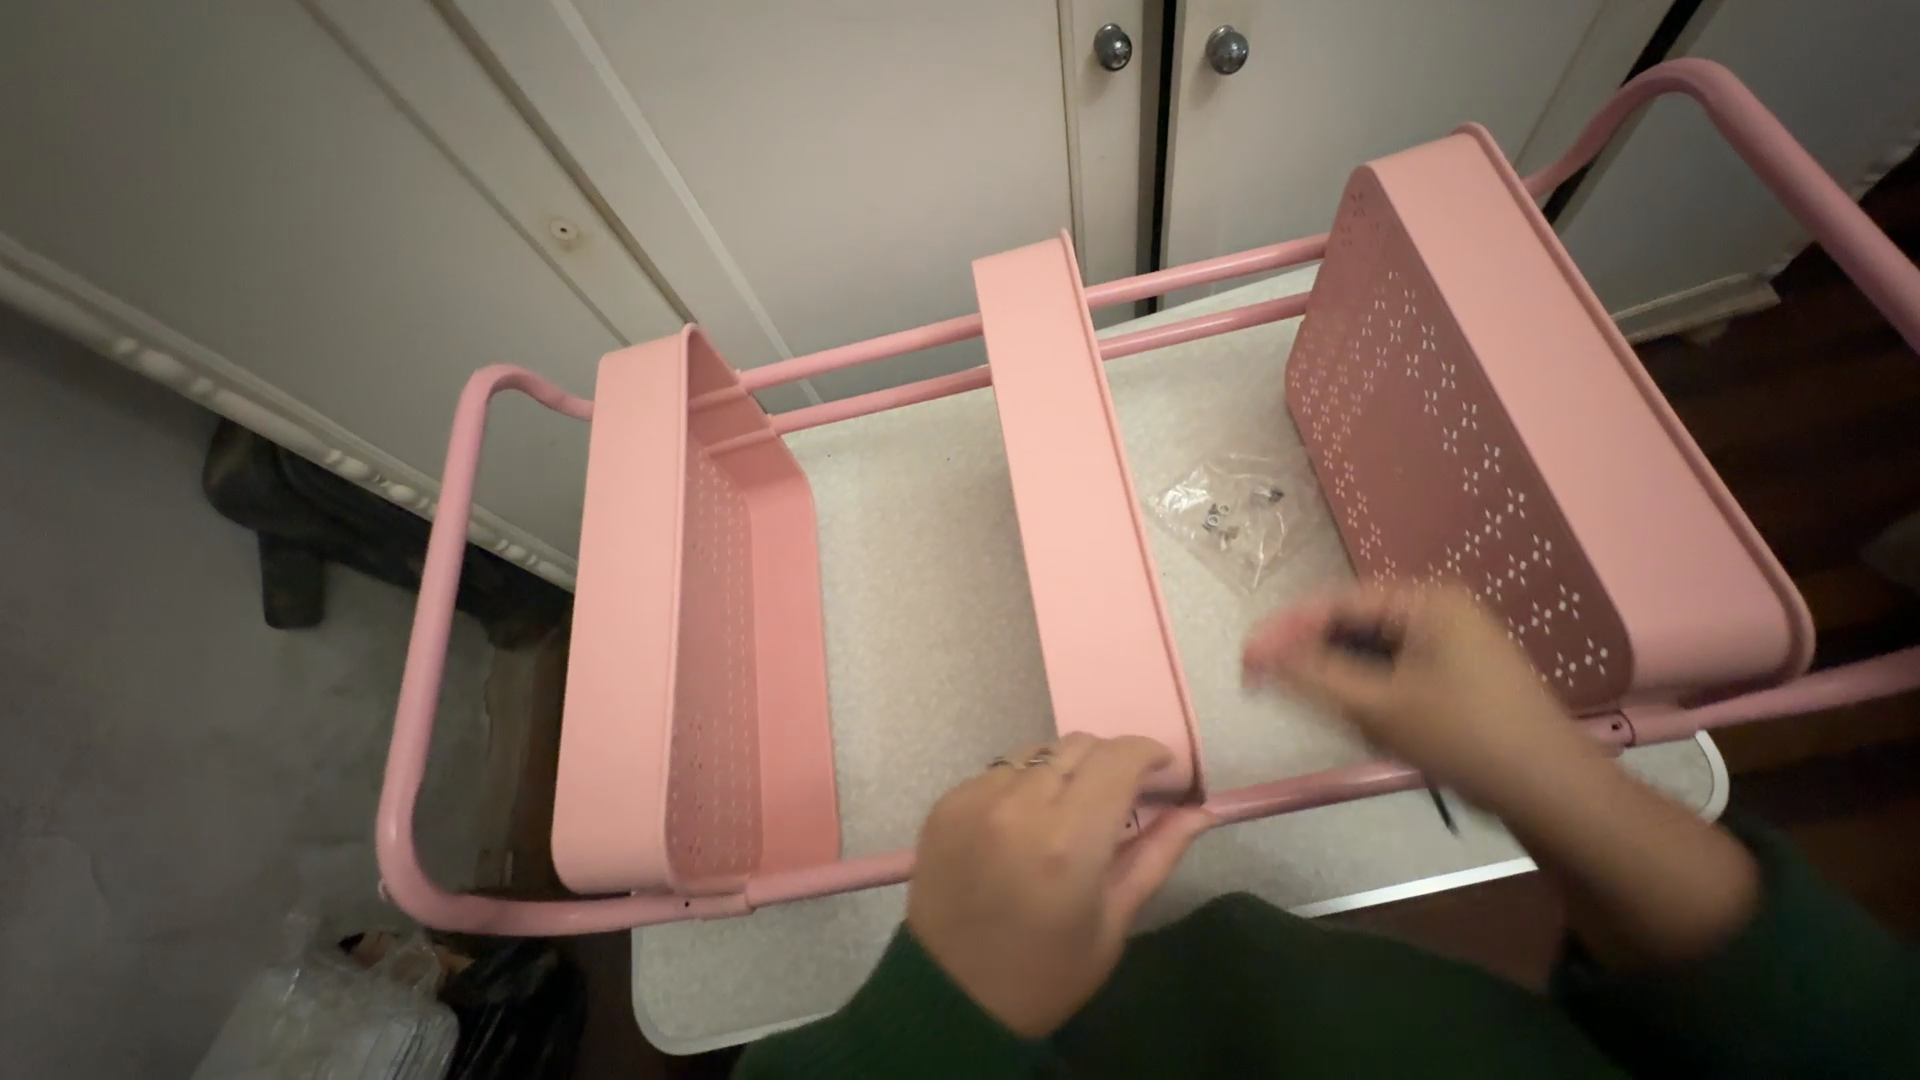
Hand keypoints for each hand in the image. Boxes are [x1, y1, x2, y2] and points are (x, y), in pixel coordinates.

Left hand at [906, 734, 1212, 1037]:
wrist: (950, 996)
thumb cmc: (1045, 972)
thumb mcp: (1114, 922)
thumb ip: (1157, 854)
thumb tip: (1199, 809)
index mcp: (1069, 840)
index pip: (1118, 758)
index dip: (1148, 752)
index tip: (1162, 768)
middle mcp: (1020, 804)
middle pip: (1079, 745)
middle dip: (1110, 759)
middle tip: (1121, 793)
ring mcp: (976, 798)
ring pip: (1038, 750)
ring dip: (1065, 768)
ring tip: (1070, 807)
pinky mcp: (948, 801)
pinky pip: (999, 770)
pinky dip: (1024, 783)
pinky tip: (1026, 821)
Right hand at [1241, 583, 1598, 811]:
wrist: (1555, 795)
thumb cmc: (1465, 739)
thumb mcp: (1377, 706)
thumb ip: (1311, 675)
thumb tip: (1256, 653)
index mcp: (1425, 601)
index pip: (1334, 604)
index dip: (1284, 630)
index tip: (1246, 659)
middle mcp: (1438, 610)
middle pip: (1350, 626)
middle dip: (1310, 656)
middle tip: (1266, 684)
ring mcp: (1450, 642)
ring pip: (1369, 651)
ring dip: (1337, 677)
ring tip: (1310, 704)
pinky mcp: (1455, 673)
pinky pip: (1392, 669)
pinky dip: (1366, 690)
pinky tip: (1354, 716)